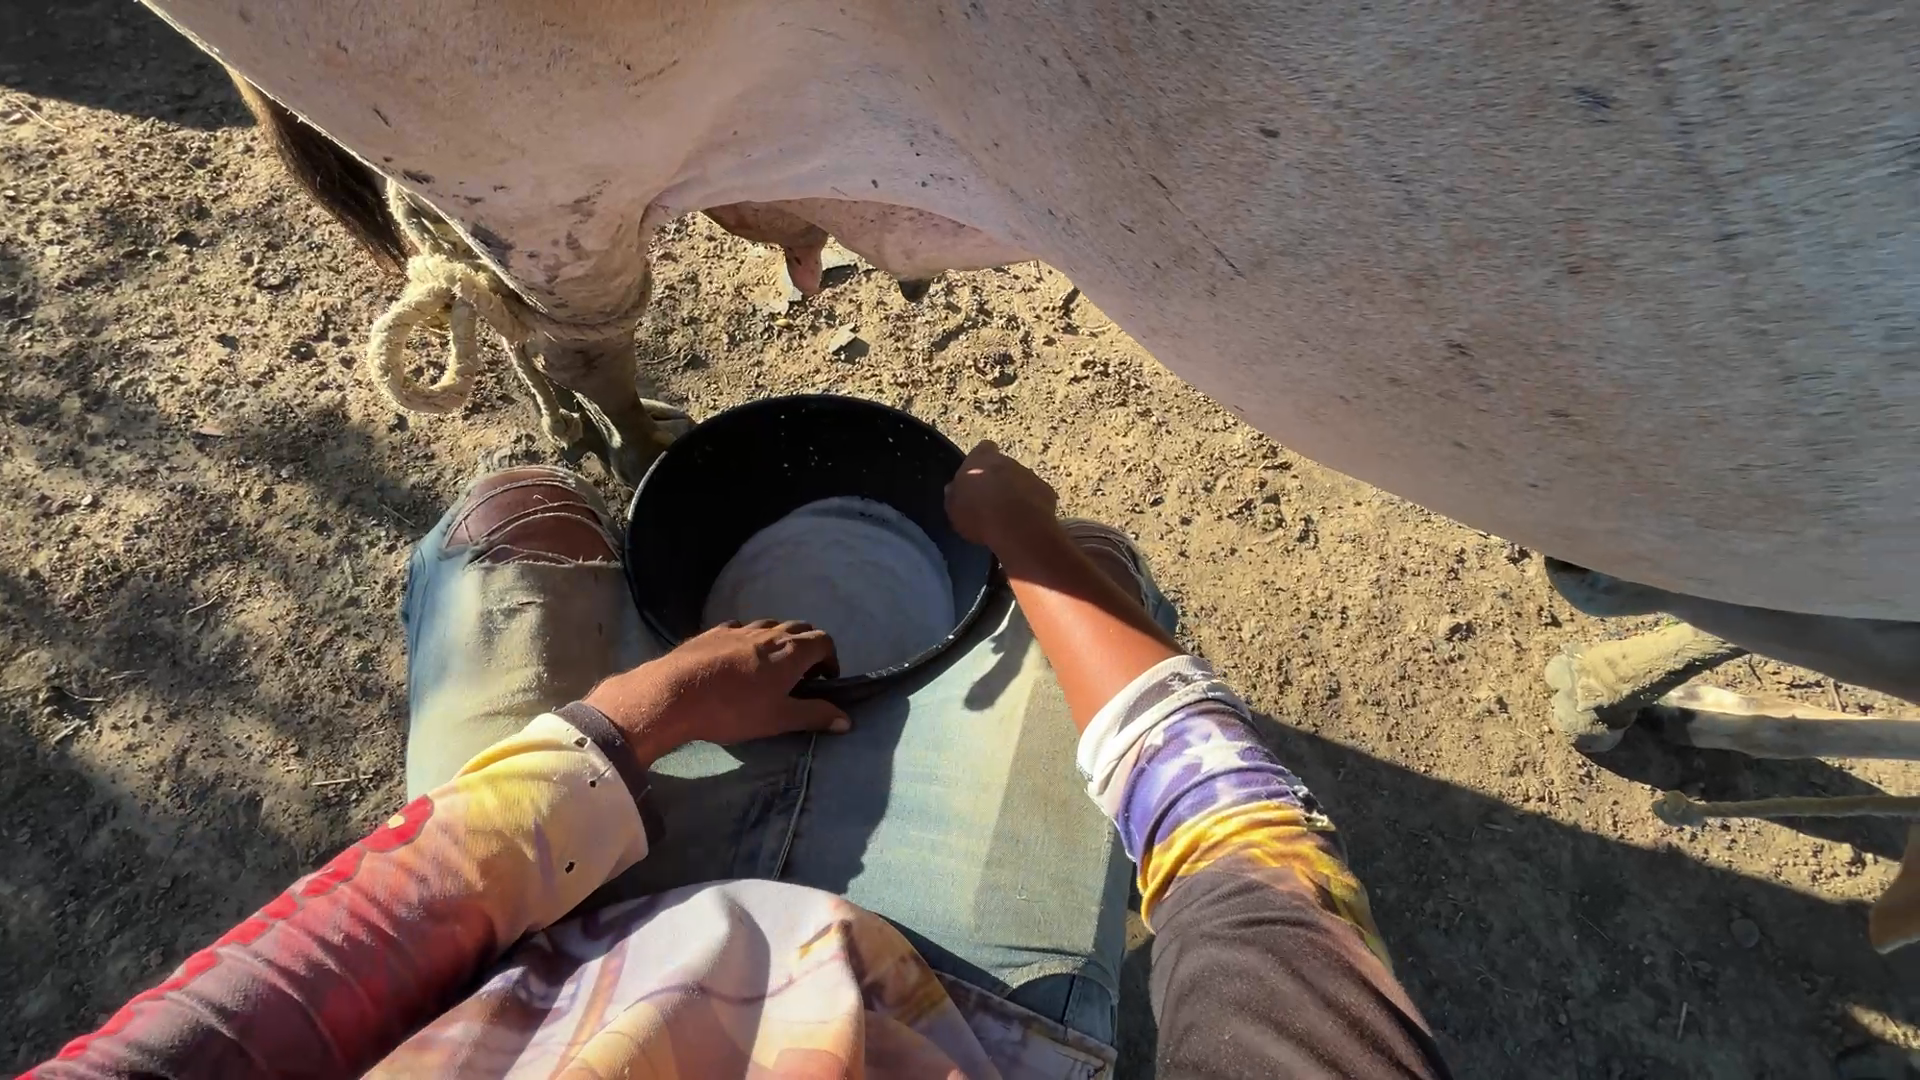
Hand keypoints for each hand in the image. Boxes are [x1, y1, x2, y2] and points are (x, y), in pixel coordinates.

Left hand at [584, 620, 850, 768]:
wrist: (675, 693)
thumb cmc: (734, 709)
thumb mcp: (779, 719)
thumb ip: (815, 716)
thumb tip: (847, 720)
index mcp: (792, 650)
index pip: (824, 641)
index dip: (830, 659)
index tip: (824, 681)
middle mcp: (771, 632)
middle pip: (801, 628)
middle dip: (808, 647)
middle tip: (802, 674)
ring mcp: (741, 628)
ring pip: (771, 625)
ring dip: (780, 641)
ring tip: (771, 667)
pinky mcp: (714, 631)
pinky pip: (742, 628)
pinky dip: (751, 639)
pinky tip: (739, 658)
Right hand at [945, 440, 1060, 551]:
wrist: (1017, 527)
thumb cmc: (978, 515)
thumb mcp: (953, 509)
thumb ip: (954, 495)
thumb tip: (954, 489)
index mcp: (980, 460)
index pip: (982, 449)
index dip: (980, 460)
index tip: (977, 475)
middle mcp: (1007, 461)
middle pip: (1002, 465)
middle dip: (999, 480)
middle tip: (991, 502)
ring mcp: (1030, 474)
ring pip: (1021, 480)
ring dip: (1016, 493)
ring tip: (1008, 517)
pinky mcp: (1046, 490)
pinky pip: (1037, 496)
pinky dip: (1032, 506)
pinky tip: (1025, 523)